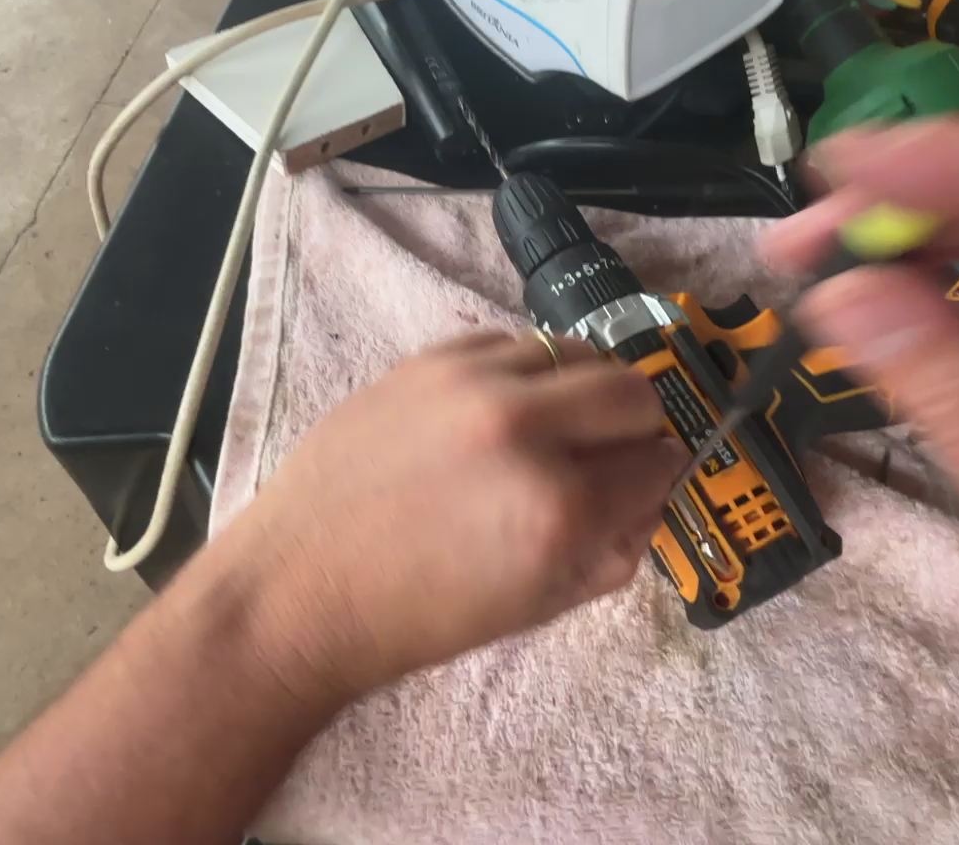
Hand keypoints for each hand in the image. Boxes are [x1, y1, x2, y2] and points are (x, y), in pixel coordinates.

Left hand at [203, 331, 679, 704]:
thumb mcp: (537, 606)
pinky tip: (499, 407)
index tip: (643, 483)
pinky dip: (525, 373)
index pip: (659, 464)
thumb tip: (648, 496)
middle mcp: (522, 428)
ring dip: (583, 389)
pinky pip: (513, 342)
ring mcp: (470, 381)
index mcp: (557, 507)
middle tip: (606, 452)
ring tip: (552, 424)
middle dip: (637, 426)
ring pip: (578, 350)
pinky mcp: (428, 358)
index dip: (658, 480)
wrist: (299, 585)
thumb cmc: (418, 615)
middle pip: (635, 389)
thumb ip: (614, 549)